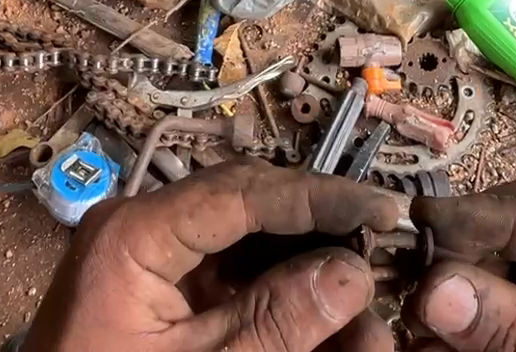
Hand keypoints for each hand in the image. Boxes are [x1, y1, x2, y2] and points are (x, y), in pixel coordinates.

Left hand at [22, 161, 403, 351]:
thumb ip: (274, 324)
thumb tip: (352, 272)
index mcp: (135, 233)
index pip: (242, 191)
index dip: (318, 196)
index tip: (381, 208)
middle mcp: (145, 225)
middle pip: (250, 205)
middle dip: (319, 229)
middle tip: (381, 245)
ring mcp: (154, 255)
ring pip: (249, 239)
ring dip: (307, 266)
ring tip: (364, 298)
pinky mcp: (164, 287)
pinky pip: (232, 275)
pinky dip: (279, 294)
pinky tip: (325, 314)